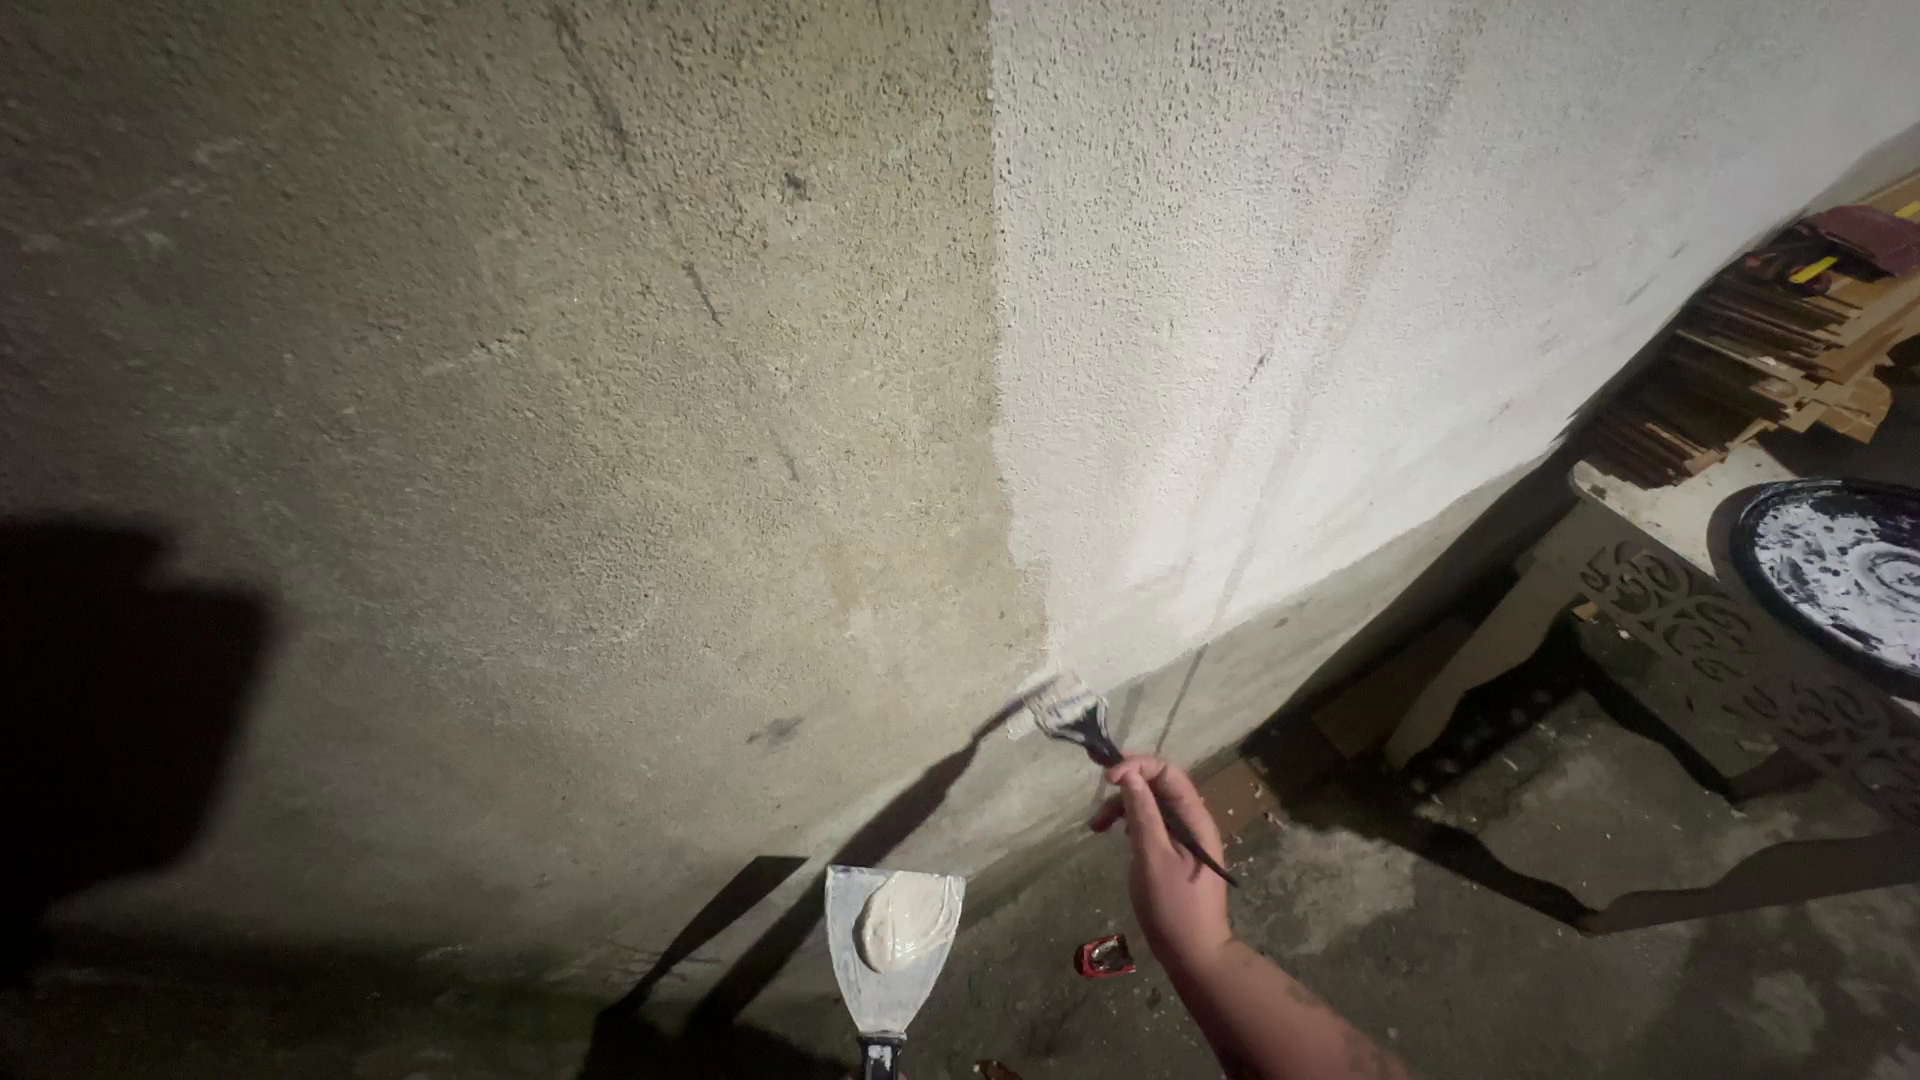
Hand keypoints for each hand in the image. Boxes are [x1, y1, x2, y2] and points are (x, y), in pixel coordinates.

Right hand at [1089, 754, 1232, 974]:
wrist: (1195, 955)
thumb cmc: (1175, 907)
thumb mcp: (1153, 857)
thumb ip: (1142, 813)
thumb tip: (1129, 775)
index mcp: (1194, 817)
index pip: (1167, 771)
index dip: (1137, 765)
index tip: (1108, 777)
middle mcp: (1191, 820)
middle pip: (1157, 784)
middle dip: (1125, 783)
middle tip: (1097, 786)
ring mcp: (1182, 836)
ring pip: (1150, 804)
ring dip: (1121, 806)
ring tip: (1095, 825)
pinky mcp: (1172, 851)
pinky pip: (1149, 823)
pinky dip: (1128, 822)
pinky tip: (1113, 833)